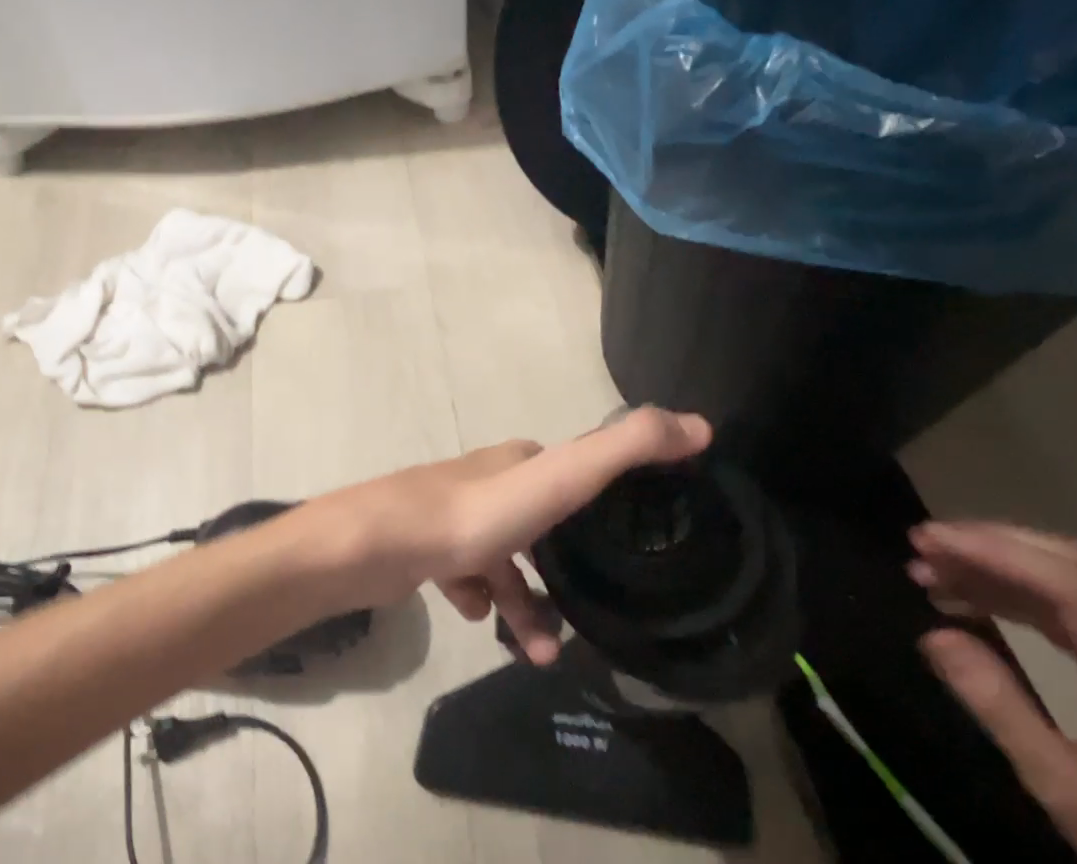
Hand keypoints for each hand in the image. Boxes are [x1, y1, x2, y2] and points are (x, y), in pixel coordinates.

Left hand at [304, 408, 711, 663]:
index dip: (607, 498)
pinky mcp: (426, 551)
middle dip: (566, 567)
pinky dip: (481, 598)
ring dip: (525, 600)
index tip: (634, 538)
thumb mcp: (560, 478)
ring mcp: (453, 517)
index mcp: (520, 461)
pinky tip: (483, 619)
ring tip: (544, 651)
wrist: (375, 547)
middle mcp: (487, 482)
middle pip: (541, 523)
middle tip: (591, 612)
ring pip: (504, 559)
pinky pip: (465, 576)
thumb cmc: (474, 515)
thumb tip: (701, 424)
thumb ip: (626, 449)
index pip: (577, 470)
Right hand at [909, 522, 1076, 863]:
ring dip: (1003, 565)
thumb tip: (934, 635)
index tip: (932, 542)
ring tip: (934, 568)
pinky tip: (976, 599)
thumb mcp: (1063, 790)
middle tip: (923, 544)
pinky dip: (1021, 593)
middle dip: (994, 545)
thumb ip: (999, 709)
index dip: (998, 553)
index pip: (1073, 589)